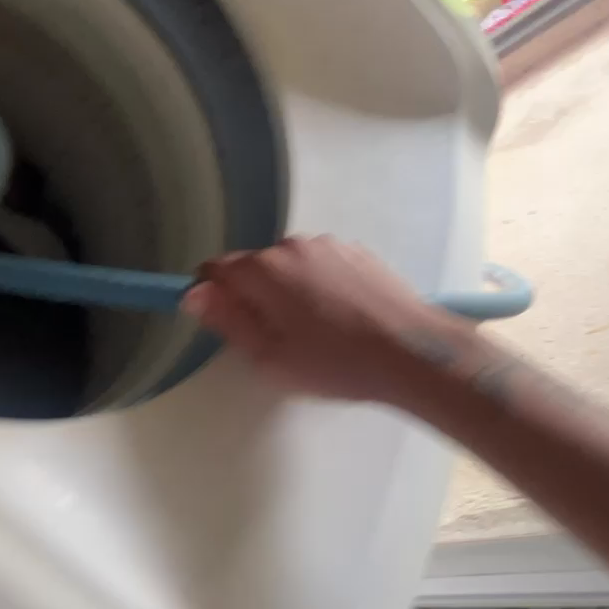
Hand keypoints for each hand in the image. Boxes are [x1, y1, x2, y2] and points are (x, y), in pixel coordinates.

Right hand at [182, 237, 474, 402]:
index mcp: (261, 270)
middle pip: (253, 266)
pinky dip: (321, 283)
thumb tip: (193, 293)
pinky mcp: (358, 251)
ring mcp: (327, 244)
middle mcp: (289, 245)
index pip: (214, 270)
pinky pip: (321, 264)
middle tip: (277, 337)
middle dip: (255, 294)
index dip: (214, 296)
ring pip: (289, 265)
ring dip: (290, 288)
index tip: (230, 323)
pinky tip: (343, 316)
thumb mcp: (268, 358)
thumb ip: (226, 320)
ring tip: (317, 329)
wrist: (416, 354)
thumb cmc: (334, 363)